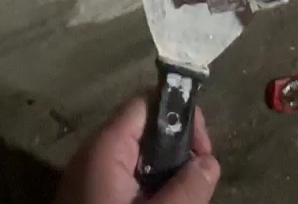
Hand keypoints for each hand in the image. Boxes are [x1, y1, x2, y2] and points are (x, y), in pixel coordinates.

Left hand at [54, 95, 219, 203]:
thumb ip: (187, 190)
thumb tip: (210, 162)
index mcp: (106, 146)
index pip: (146, 103)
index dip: (179, 115)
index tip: (204, 150)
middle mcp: (93, 152)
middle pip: (144, 129)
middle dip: (177, 150)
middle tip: (199, 183)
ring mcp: (87, 177)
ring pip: (137, 157)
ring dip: (165, 174)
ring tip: (185, 200)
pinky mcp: (88, 199)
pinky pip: (124, 179)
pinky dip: (147, 189)